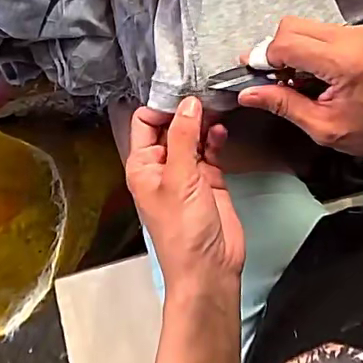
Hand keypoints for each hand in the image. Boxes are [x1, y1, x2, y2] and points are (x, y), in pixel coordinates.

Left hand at [124, 98, 244, 295]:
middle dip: (185, 110)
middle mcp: (161, 165)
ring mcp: (186, 171)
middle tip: (203, 94)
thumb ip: (183, 137)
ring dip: (202, 121)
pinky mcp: (208, 178)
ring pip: (192, 134)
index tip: (182, 93)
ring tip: (215, 108)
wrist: (209, 270)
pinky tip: (220, 131)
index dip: (161, 106)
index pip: (144, 122)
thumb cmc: (183, 233)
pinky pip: (210, 148)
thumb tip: (187, 103)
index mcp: (142, 165)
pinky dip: (215, 138)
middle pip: (170, 124)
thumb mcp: (179, 178)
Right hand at [236, 17, 362, 165]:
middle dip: (277, 50)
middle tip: (278, 78)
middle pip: (292, 26)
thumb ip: (282, 104)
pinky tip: (320, 72)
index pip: (287, 43)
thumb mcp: (322, 127)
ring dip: (296, 49)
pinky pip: (325, 30)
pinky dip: (314, 48)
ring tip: (302, 78)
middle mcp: (356, 38)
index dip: (265, 58)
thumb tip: (247, 93)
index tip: (258, 75)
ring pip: (307, 26)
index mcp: (346, 63)